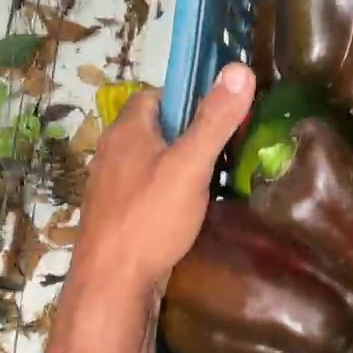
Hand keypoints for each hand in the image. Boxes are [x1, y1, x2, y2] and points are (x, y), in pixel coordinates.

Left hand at [74, 65, 255, 289]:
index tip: (220, 113)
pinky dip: (169, 189)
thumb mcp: (191, 164)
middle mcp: (113, 151)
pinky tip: (190, 207)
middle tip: (226, 146)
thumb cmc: (150, 217)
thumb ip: (215, 119)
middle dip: (189, 131)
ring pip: (152, 159)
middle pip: (156, 126)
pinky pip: (147, 187)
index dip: (189, 97)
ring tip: (214, 176)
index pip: (158, 94)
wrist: (112, 283)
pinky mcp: (117, 212)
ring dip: (180, 162)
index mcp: (127, 130)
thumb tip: (240, 69)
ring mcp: (111, 184)